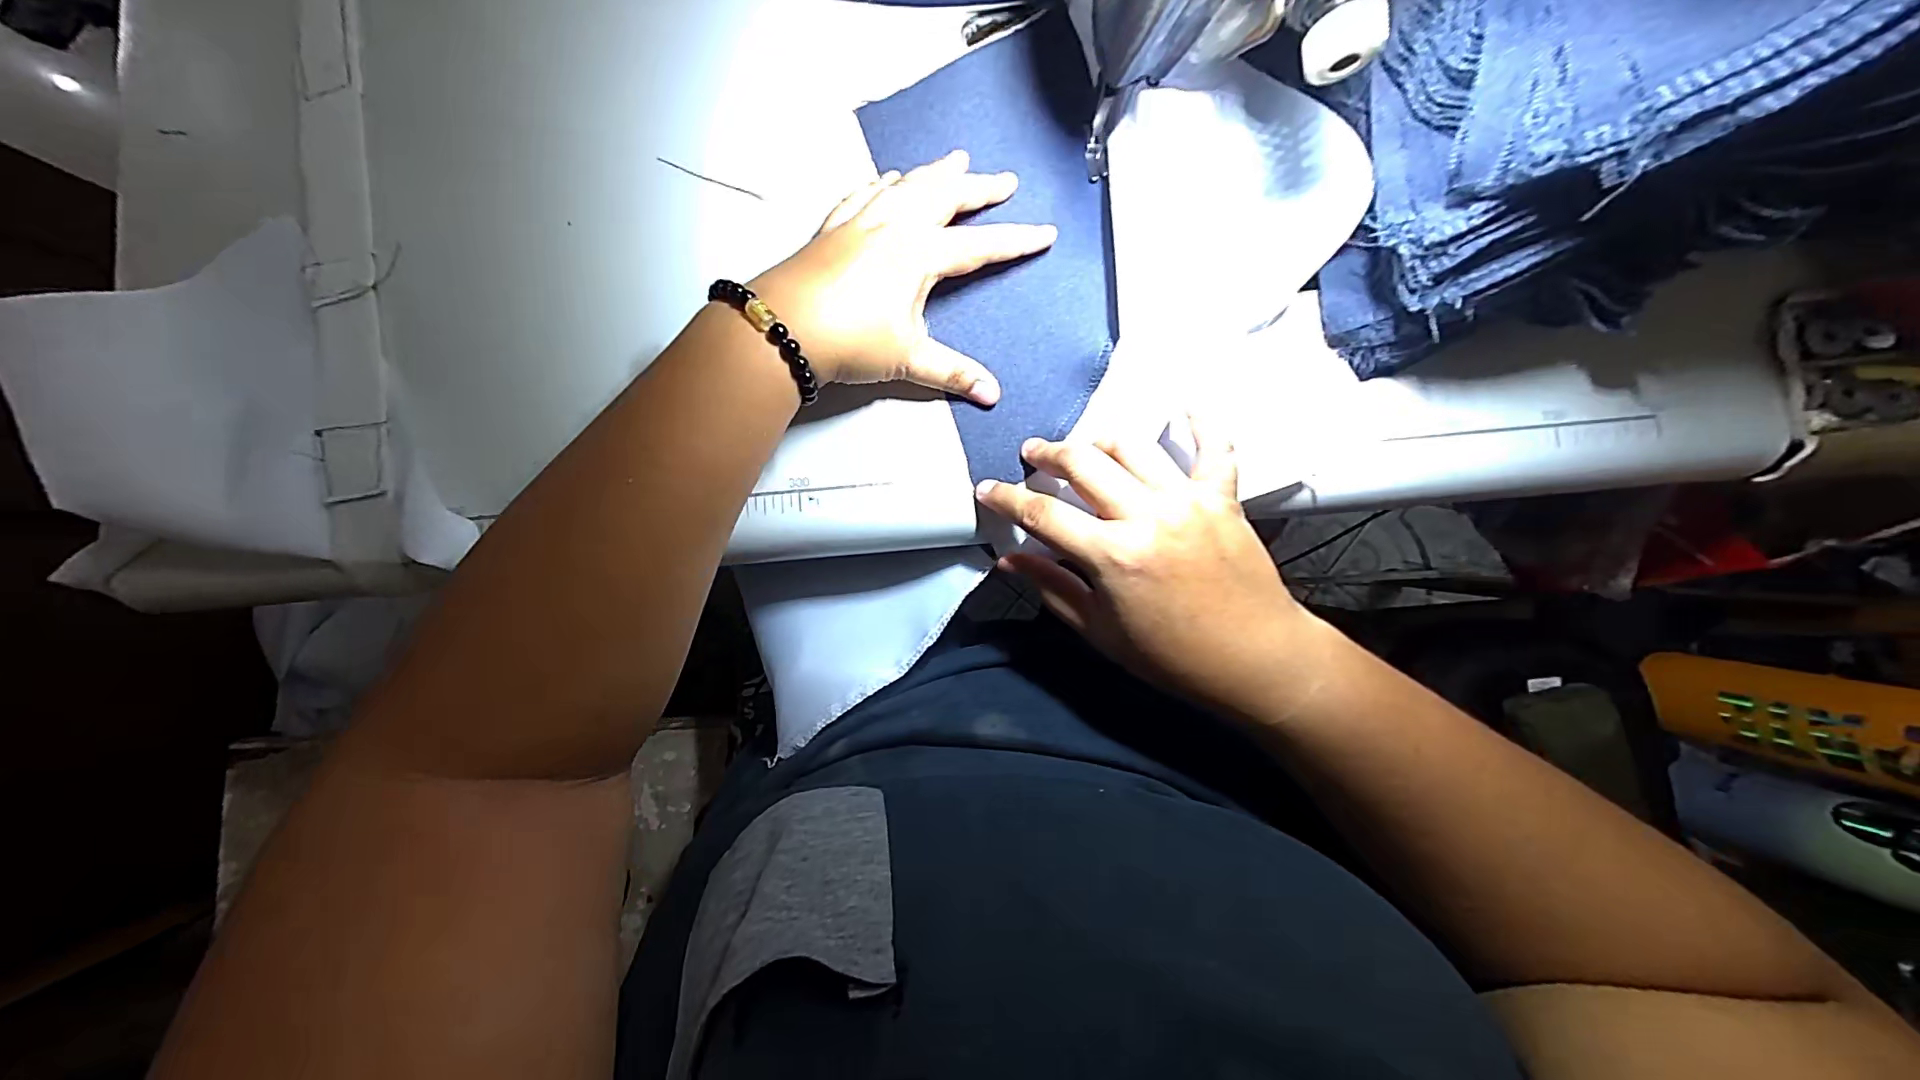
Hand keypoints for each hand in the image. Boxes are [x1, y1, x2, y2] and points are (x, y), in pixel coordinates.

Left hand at [747, 150, 1055, 405]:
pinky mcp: (834, 228)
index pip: (980, 245)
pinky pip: (865, 193)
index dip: (1016, 241)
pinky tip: (887, 181)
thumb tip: (987, 392)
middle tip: (1004, 182)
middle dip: (981, 189)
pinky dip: (884, 183)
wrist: (783, 328)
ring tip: (954, 161)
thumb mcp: (907, 359)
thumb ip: (952, 373)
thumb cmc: (842, 339)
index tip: (1041, 234)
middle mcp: (893, 228)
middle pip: (946, 197)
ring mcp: (861, 222)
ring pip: (908, 185)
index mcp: (918, 254)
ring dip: (935, 173)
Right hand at [975, 420, 1315, 719]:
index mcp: (1113, 556)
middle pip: (1083, 464)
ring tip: (1084, 446)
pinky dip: (1201, 426)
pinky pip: (1213, 449)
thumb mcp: (1100, 631)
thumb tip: (1010, 560)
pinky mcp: (1223, 499)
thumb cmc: (1173, 657)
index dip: (1007, 498)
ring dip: (1099, 440)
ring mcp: (1188, 502)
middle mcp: (1148, 517)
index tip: (988, 489)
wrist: (1254, 661)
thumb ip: (1052, 587)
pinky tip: (1186, 409)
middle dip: (1048, 454)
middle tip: (1032, 455)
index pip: (1043, 513)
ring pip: (1133, 447)